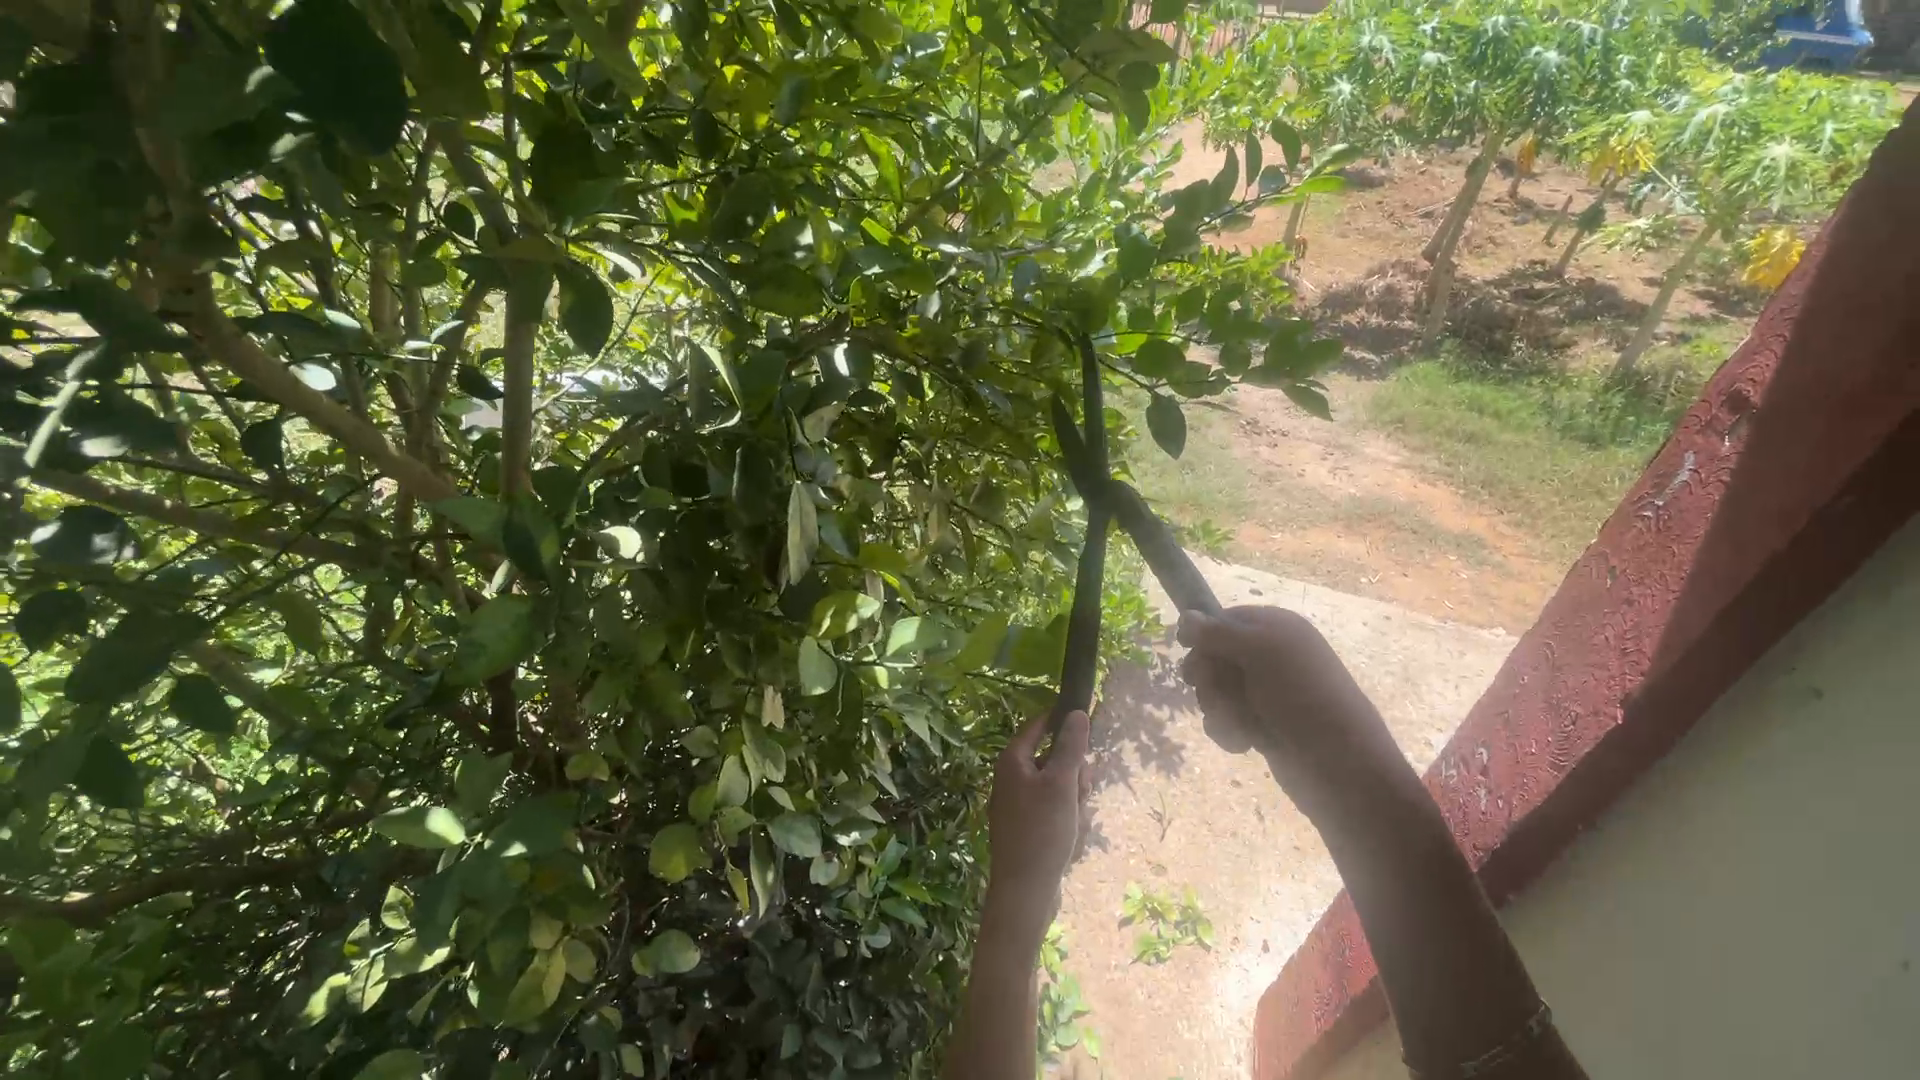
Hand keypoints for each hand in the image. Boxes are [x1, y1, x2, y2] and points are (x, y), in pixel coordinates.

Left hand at [984, 709, 1090, 933]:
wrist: (1025, 891)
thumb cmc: (1042, 830)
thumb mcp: (1062, 783)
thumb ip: (1070, 746)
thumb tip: (1076, 712)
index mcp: (1012, 761)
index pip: (1039, 726)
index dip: (1063, 723)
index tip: (1089, 726)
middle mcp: (1011, 778)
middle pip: (1054, 759)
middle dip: (1075, 775)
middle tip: (1081, 792)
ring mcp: (1019, 804)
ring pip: (1060, 788)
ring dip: (1075, 802)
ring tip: (1074, 823)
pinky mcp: (1028, 828)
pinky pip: (1056, 812)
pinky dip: (1067, 821)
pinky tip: (1070, 839)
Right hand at [1177, 606, 1405, 814]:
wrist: (1339, 762)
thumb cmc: (1301, 695)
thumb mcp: (1259, 651)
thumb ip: (1216, 632)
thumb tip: (1185, 617)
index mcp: (1275, 628)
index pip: (1222, 620)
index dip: (1202, 637)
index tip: (1187, 650)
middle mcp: (1270, 656)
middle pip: (1212, 657)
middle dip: (1209, 678)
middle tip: (1219, 693)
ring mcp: (1265, 691)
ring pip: (1215, 691)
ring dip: (1219, 708)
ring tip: (1239, 724)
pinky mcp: (1261, 723)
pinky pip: (1225, 719)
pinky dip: (1228, 730)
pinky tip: (1244, 742)